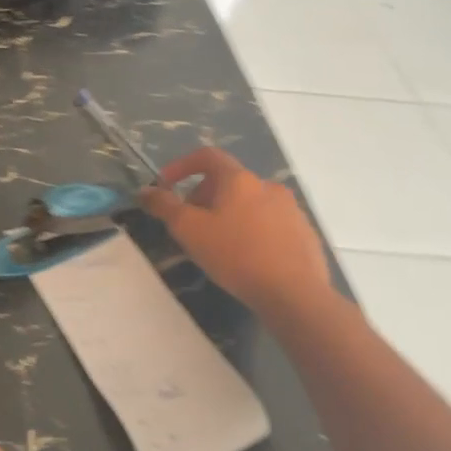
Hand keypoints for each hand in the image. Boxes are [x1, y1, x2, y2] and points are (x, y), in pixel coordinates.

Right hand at [138, 147, 333, 318]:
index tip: (166, 185)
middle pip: (228, 181)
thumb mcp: (188, 229)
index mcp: (239, 180)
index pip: (208, 156)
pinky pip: (270, 222)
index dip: (182, 166)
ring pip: (249, 202)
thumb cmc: (235, 254)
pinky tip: (245, 256)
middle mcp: (268, 187)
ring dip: (228, 214)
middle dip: (203, 196)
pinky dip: (251, 229)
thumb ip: (163, 205)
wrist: (295, 293)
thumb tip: (145, 191)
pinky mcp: (305, 233)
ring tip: (217, 242)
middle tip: (190, 223)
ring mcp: (291, 210)